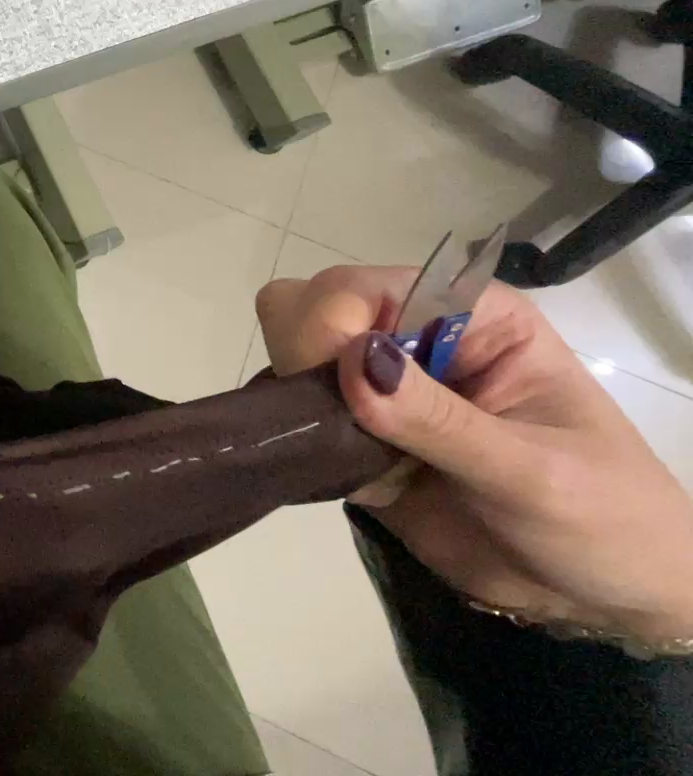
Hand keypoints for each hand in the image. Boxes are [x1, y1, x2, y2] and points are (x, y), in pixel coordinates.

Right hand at [256, 265, 692, 643]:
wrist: (591, 601)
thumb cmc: (602, 523)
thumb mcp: (535, 473)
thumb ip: (439, 420)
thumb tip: (353, 361)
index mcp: (470, 319)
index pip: (360, 286)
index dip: (333, 320)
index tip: (339, 376)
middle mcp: (411, 339)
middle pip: (305, 306)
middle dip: (304, 356)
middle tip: (340, 417)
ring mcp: (370, 386)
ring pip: (286, 354)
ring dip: (298, 399)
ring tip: (350, 450)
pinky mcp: (344, 431)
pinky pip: (289, 415)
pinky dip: (295, 438)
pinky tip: (339, 469)